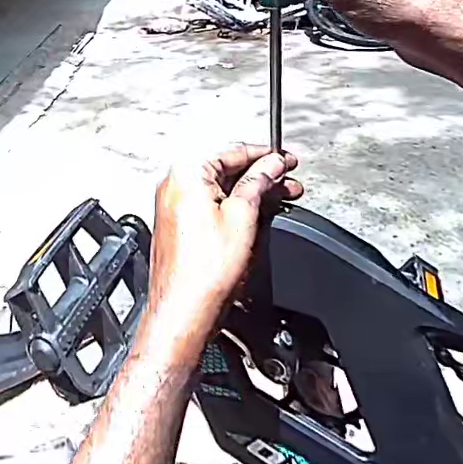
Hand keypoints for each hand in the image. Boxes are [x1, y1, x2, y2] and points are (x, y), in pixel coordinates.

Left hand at [147, 144, 302, 328]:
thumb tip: (271, 165)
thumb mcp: (243, 217)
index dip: (264, 155)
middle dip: (261, 175)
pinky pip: (210, 202)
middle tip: (288, 180)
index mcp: (186, 173)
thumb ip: (258, 183)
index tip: (285, 160)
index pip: (232, 151)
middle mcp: (175, 184)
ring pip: (220, 187)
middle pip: (226, 168)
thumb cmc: (203, 273)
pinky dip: (234, 204)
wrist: (182, 312)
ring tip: (280, 197)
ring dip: (251, 191)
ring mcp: (175, 204)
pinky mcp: (178, 223)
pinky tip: (256, 212)